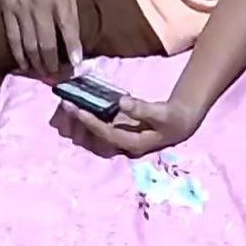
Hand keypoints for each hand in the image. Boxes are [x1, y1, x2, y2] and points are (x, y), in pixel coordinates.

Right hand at [0, 0, 80, 75]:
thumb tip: (75, 51)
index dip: (72, 53)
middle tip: (56, 77)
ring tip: (42, 74)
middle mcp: (39, 6)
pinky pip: (12, 38)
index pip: (68, 33)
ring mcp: (20, 8)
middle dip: (52, 65)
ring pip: (29, 45)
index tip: (75, 68)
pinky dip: (19, 55)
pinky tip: (24, 66)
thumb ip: (71, 19)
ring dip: (36, 64)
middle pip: (46, 45)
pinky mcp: (5, 8)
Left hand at [63, 95, 202, 157]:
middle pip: (98, 133)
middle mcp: (124, 143)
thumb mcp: (160, 114)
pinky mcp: (121, 128)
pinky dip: (92, 113)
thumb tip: (121, 102)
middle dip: (81, 120)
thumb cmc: (172, 119)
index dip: (91, 122)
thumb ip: (141, 109)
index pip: (107, 133)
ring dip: (84, 117)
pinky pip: (103, 122)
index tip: (77, 110)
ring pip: (98, 129)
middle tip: (65, 103)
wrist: (180, 123)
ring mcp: (121, 136)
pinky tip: (83, 103)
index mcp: (132, 143)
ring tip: (68, 102)